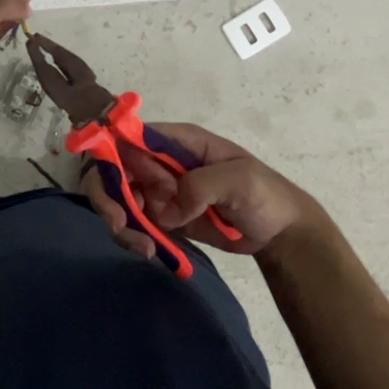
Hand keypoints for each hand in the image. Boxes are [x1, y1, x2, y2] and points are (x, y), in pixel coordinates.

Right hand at [82, 122, 321, 257]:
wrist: (280, 234)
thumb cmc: (265, 195)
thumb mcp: (241, 181)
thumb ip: (201, 186)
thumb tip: (167, 210)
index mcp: (178, 141)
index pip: (130, 137)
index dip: (119, 158)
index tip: (130, 187)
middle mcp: (160, 161)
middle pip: (113, 167)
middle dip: (108, 194)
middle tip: (119, 223)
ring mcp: (158, 189)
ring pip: (117, 197)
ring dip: (120, 220)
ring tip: (142, 247)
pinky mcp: (161, 216)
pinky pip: (132, 221)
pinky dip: (131, 236)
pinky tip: (149, 250)